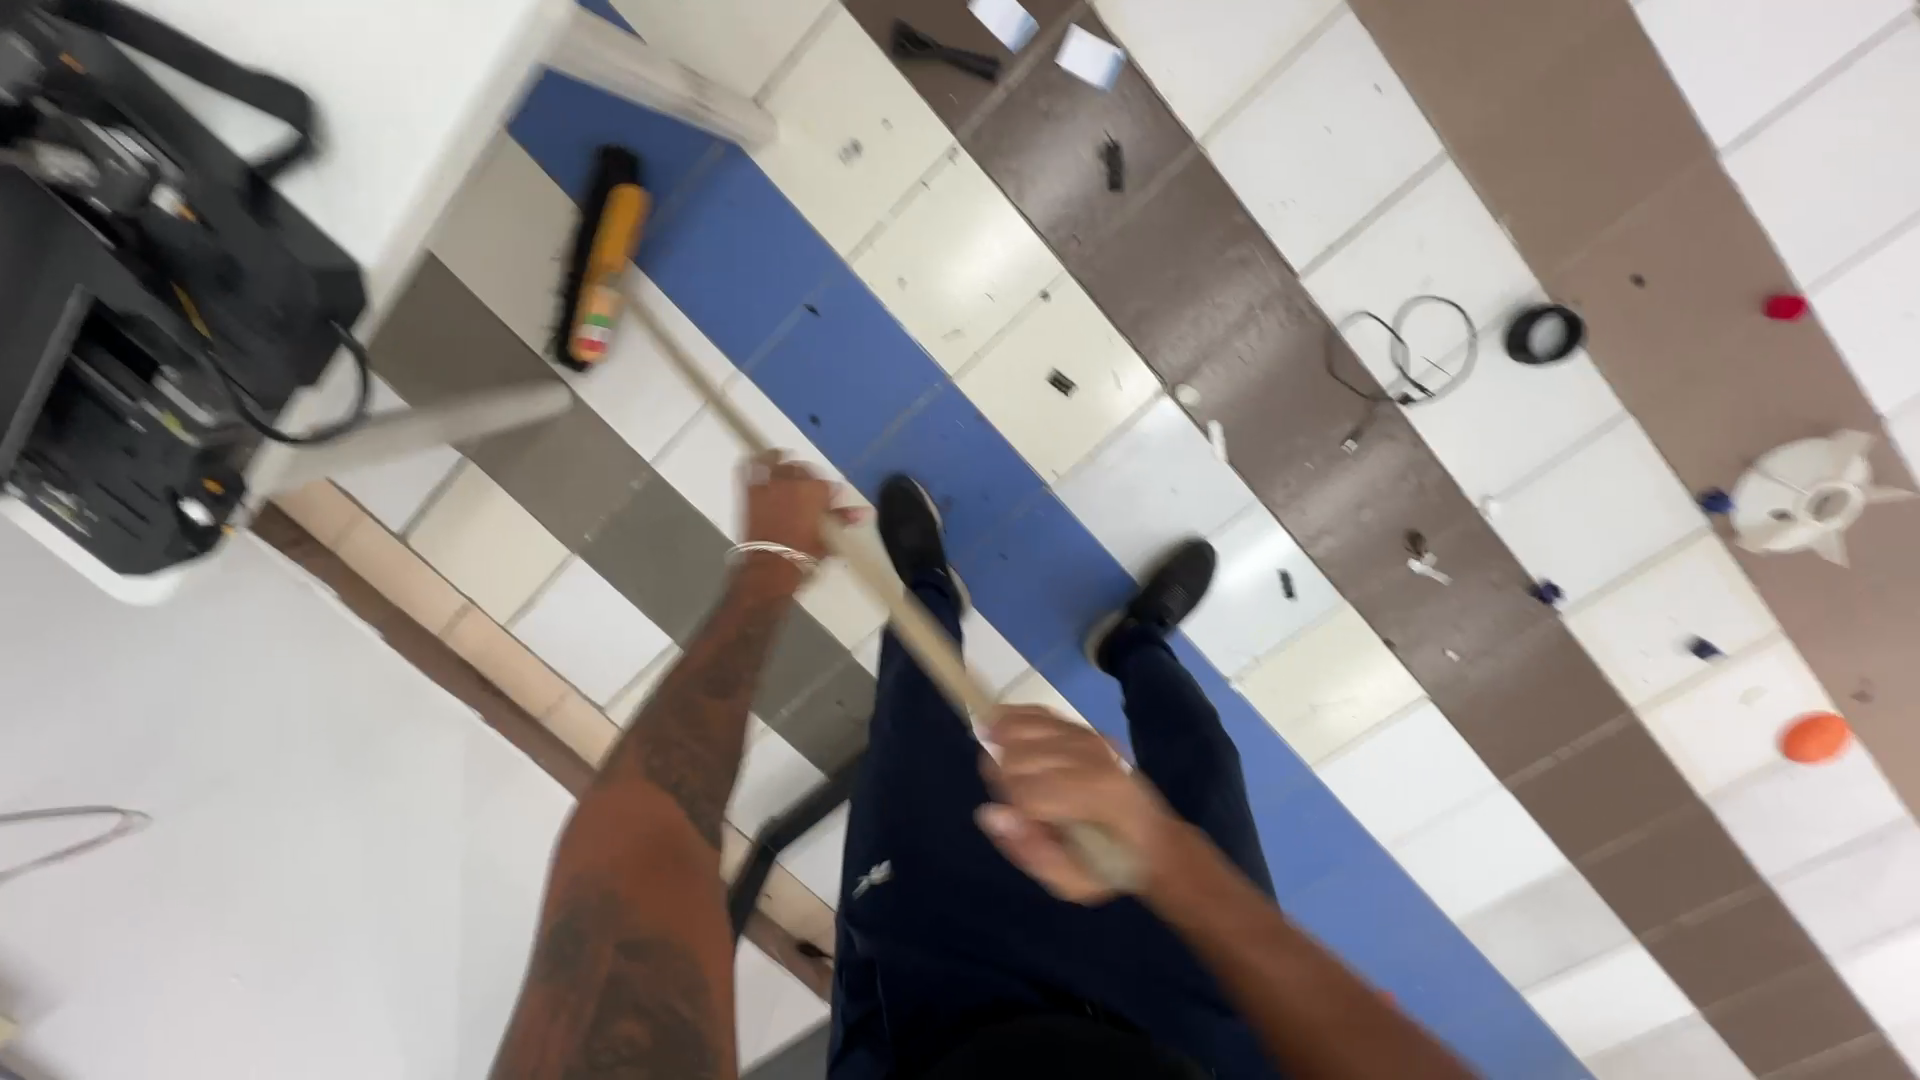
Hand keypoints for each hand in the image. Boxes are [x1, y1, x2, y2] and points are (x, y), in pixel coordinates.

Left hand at [741, 450, 861, 563]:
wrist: (770, 566)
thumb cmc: (804, 556)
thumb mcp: (828, 538)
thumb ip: (842, 519)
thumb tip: (863, 512)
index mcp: (817, 491)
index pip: (826, 483)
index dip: (826, 494)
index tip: (825, 504)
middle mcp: (794, 481)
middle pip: (802, 469)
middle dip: (806, 478)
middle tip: (805, 491)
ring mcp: (770, 483)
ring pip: (777, 461)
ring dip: (781, 462)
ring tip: (783, 470)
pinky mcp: (750, 490)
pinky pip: (750, 467)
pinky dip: (756, 462)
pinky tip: (759, 463)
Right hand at [976, 706, 1180, 904]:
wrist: (1152, 840)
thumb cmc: (1110, 867)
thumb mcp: (1072, 883)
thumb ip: (1032, 852)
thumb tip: (990, 812)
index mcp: (1094, 797)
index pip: (1026, 790)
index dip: (1011, 809)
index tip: (1019, 824)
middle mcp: (1091, 757)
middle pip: (1018, 756)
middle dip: (1003, 781)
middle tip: (1016, 805)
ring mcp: (1088, 737)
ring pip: (1022, 728)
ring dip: (1002, 751)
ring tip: (1003, 773)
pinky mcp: (1084, 728)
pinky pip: (1036, 713)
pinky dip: (1012, 719)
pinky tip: (996, 730)